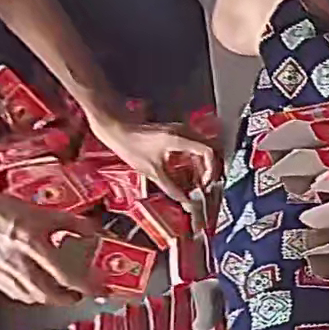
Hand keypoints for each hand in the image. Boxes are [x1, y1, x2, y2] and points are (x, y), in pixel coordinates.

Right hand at [0, 185, 102, 304]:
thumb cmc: (4, 209)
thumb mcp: (45, 212)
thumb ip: (73, 225)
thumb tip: (94, 234)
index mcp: (32, 243)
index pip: (64, 275)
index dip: (84, 286)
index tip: (97, 289)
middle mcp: (15, 261)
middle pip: (47, 294)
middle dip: (68, 298)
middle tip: (80, 294)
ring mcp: (0, 271)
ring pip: (30, 297)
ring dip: (50, 299)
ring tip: (62, 293)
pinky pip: (14, 293)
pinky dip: (31, 296)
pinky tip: (38, 289)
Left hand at [89, 112, 220, 201]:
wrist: (115, 128)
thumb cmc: (130, 146)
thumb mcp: (151, 170)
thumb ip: (170, 187)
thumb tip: (185, 200)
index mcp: (179, 139)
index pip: (208, 152)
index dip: (211, 169)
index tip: (204, 183)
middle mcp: (184, 132)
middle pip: (211, 149)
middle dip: (212, 168)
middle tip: (207, 183)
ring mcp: (181, 131)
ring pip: (204, 147)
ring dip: (205, 164)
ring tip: (200, 180)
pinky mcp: (176, 133)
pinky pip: (195, 146)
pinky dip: (197, 159)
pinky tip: (191, 171)